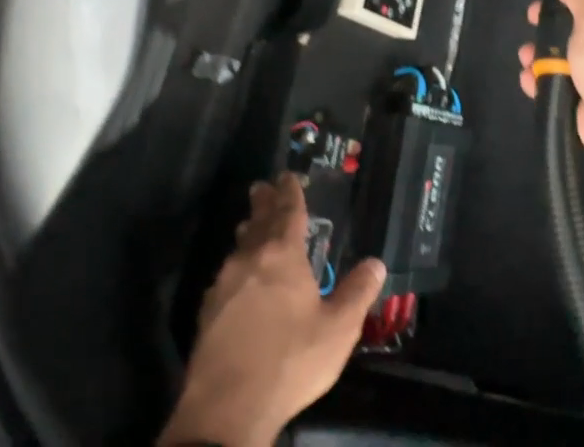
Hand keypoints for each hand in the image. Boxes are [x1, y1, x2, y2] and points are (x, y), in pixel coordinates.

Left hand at [159, 175, 386, 446]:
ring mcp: (223, 286)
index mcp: (282, 256)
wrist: (228, 407)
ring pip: (239, 248)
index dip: (290, 193)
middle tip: (263, 187)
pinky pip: (227, 275)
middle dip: (264, 203)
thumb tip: (375, 263)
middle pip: (258, 223)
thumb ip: (357, 292)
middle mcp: (249, 261)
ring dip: (249, 232)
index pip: (288, 213)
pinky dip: (238, 265)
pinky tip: (240, 279)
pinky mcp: (208, 313)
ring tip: (252, 225)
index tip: (288, 176)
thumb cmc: (291, 360)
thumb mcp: (338, 329)